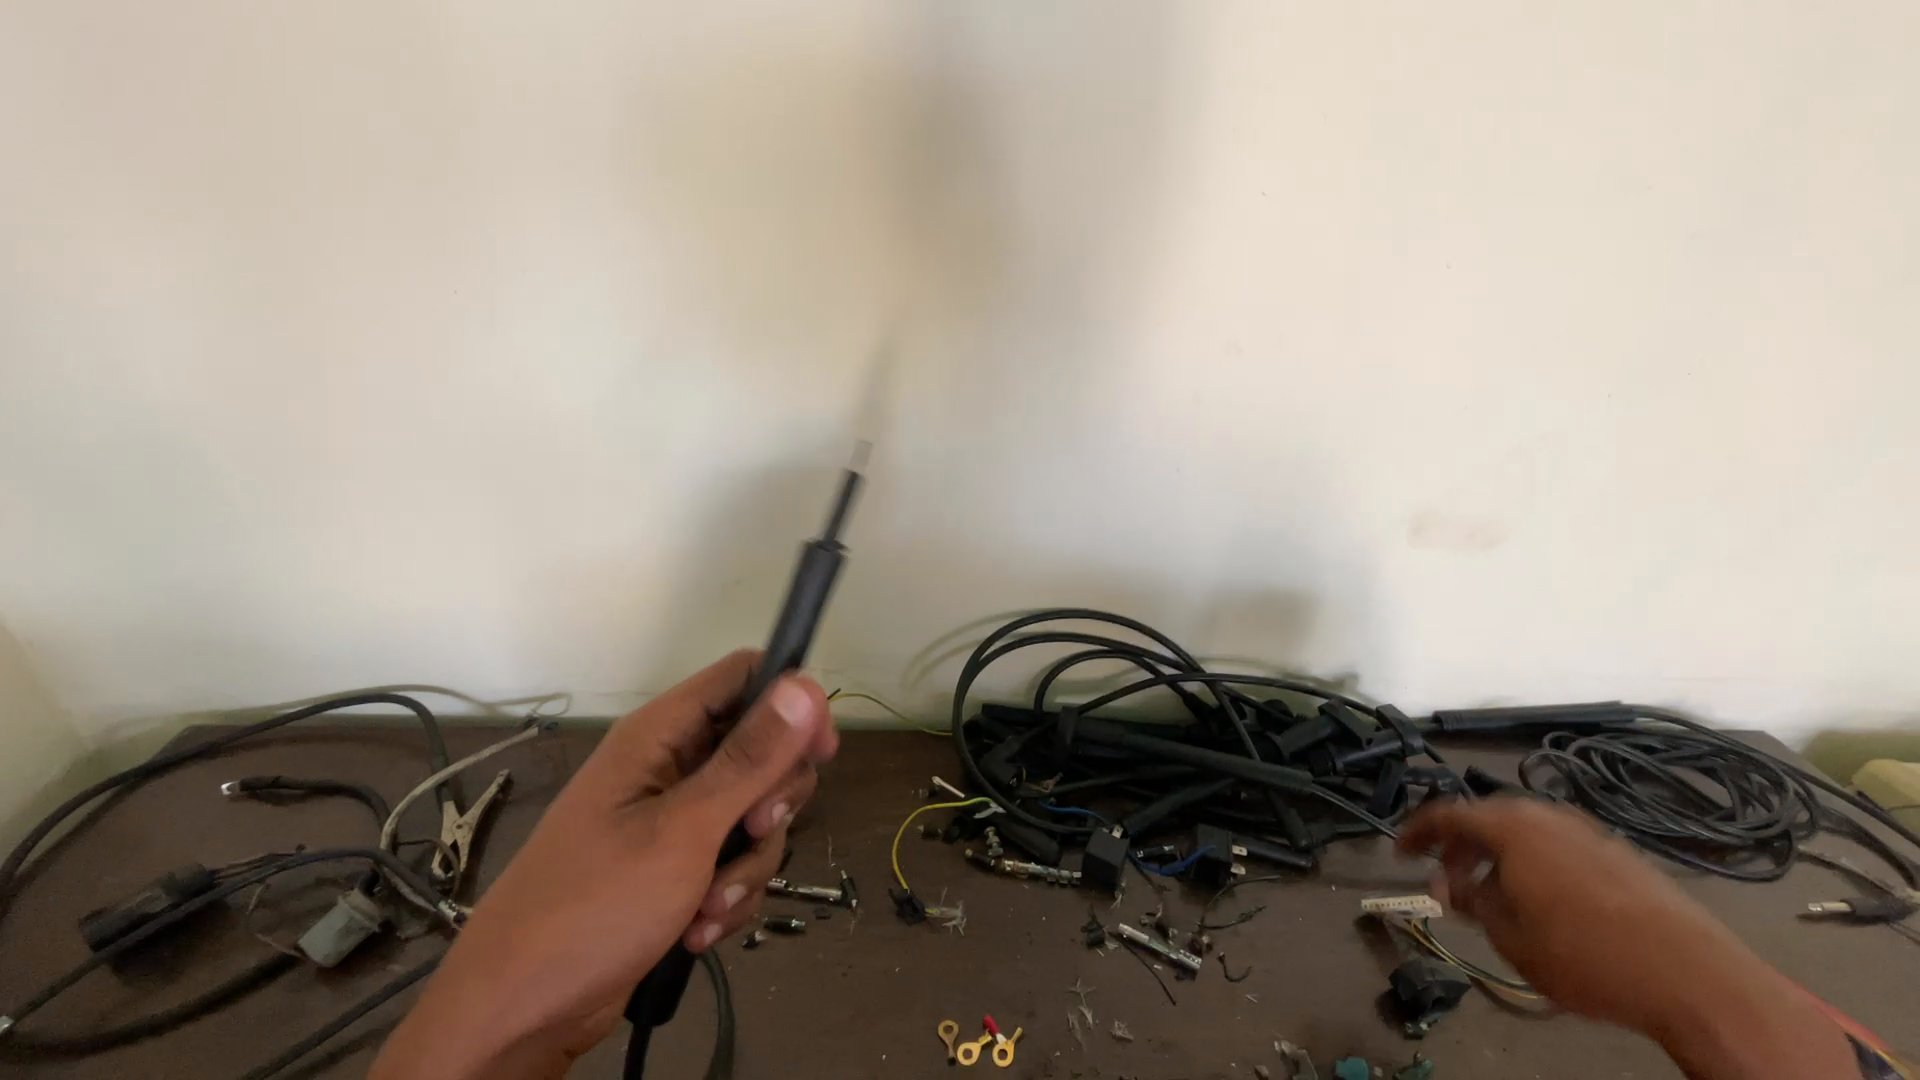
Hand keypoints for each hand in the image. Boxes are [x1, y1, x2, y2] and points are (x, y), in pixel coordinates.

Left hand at [372, 650, 836, 1079]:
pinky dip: (729, 895)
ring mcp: (677, 818)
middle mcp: (672, 765)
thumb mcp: (683, 830)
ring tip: (709, 904)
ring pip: (757, 814)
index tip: (820, 750)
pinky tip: (697, 927)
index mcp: (662, 733)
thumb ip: (750, 758)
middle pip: (764, 750)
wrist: (520, 1016)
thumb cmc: (592, 908)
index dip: (791, 702)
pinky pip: (736, 860)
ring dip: (748, 864)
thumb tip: (805, 685)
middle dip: (771, 801)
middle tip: (753, 831)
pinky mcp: (680, 865)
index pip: (746, 677)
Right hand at [1399, 797, 1854, 1079]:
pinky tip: (1540, 898)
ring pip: (1524, 831)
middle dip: (1458, 845)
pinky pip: (1556, 844)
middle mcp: (1545, 817)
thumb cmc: (1585, 955)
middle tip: (1446, 877)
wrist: (1696, 978)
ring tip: (1492, 891)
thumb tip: (1449, 883)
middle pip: (1485, 817)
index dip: (1416, 831)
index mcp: (1510, 827)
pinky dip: (1532, 860)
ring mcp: (1587, 832)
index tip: (1399, 851)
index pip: (1446, 814)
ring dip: (1496, 853)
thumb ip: (1471, 900)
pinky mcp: (1619, 854)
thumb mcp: (1509, 935)